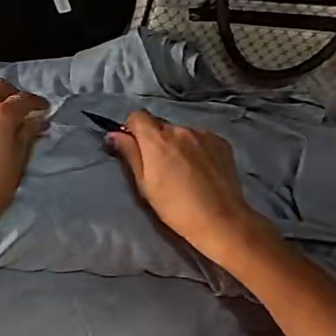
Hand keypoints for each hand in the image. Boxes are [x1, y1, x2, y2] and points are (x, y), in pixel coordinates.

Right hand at [106, 110, 274, 260]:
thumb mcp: (144, 184)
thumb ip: (129, 154)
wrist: (220, 219)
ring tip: (183, 170)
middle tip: (160, 166)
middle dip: (155, 140)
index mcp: (157, 139)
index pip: (137, 115)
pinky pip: (200, 138)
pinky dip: (196, 148)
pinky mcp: (221, 142)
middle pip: (160, 125)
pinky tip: (200, 169)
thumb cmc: (174, 207)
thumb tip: (113, 134)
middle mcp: (181, 130)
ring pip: (181, 132)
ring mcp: (204, 134)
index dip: (132, 129)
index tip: (135, 147)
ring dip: (177, 144)